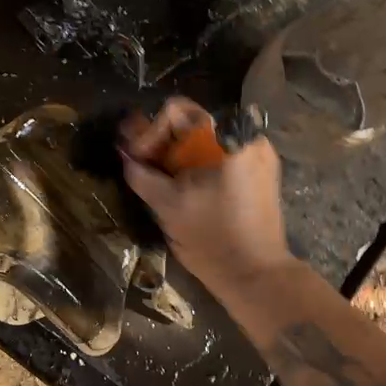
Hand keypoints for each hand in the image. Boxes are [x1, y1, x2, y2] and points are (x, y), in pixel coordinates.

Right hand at [119, 98, 298, 294]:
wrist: (255, 274)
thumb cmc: (210, 238)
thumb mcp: (167, 204)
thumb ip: (141, 173)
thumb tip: (124, 154)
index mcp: (227, 138)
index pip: (177, 111)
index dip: (151, 131)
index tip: (139, 159)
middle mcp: (248, 137)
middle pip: (193, 123)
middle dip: (163, 143)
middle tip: (144, 168)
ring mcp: (258, 155)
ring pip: (207, 140)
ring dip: (179, 155)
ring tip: (161, 180)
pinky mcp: (261, 174)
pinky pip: (222, 156)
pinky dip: (199, 165)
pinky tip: (185, 188)